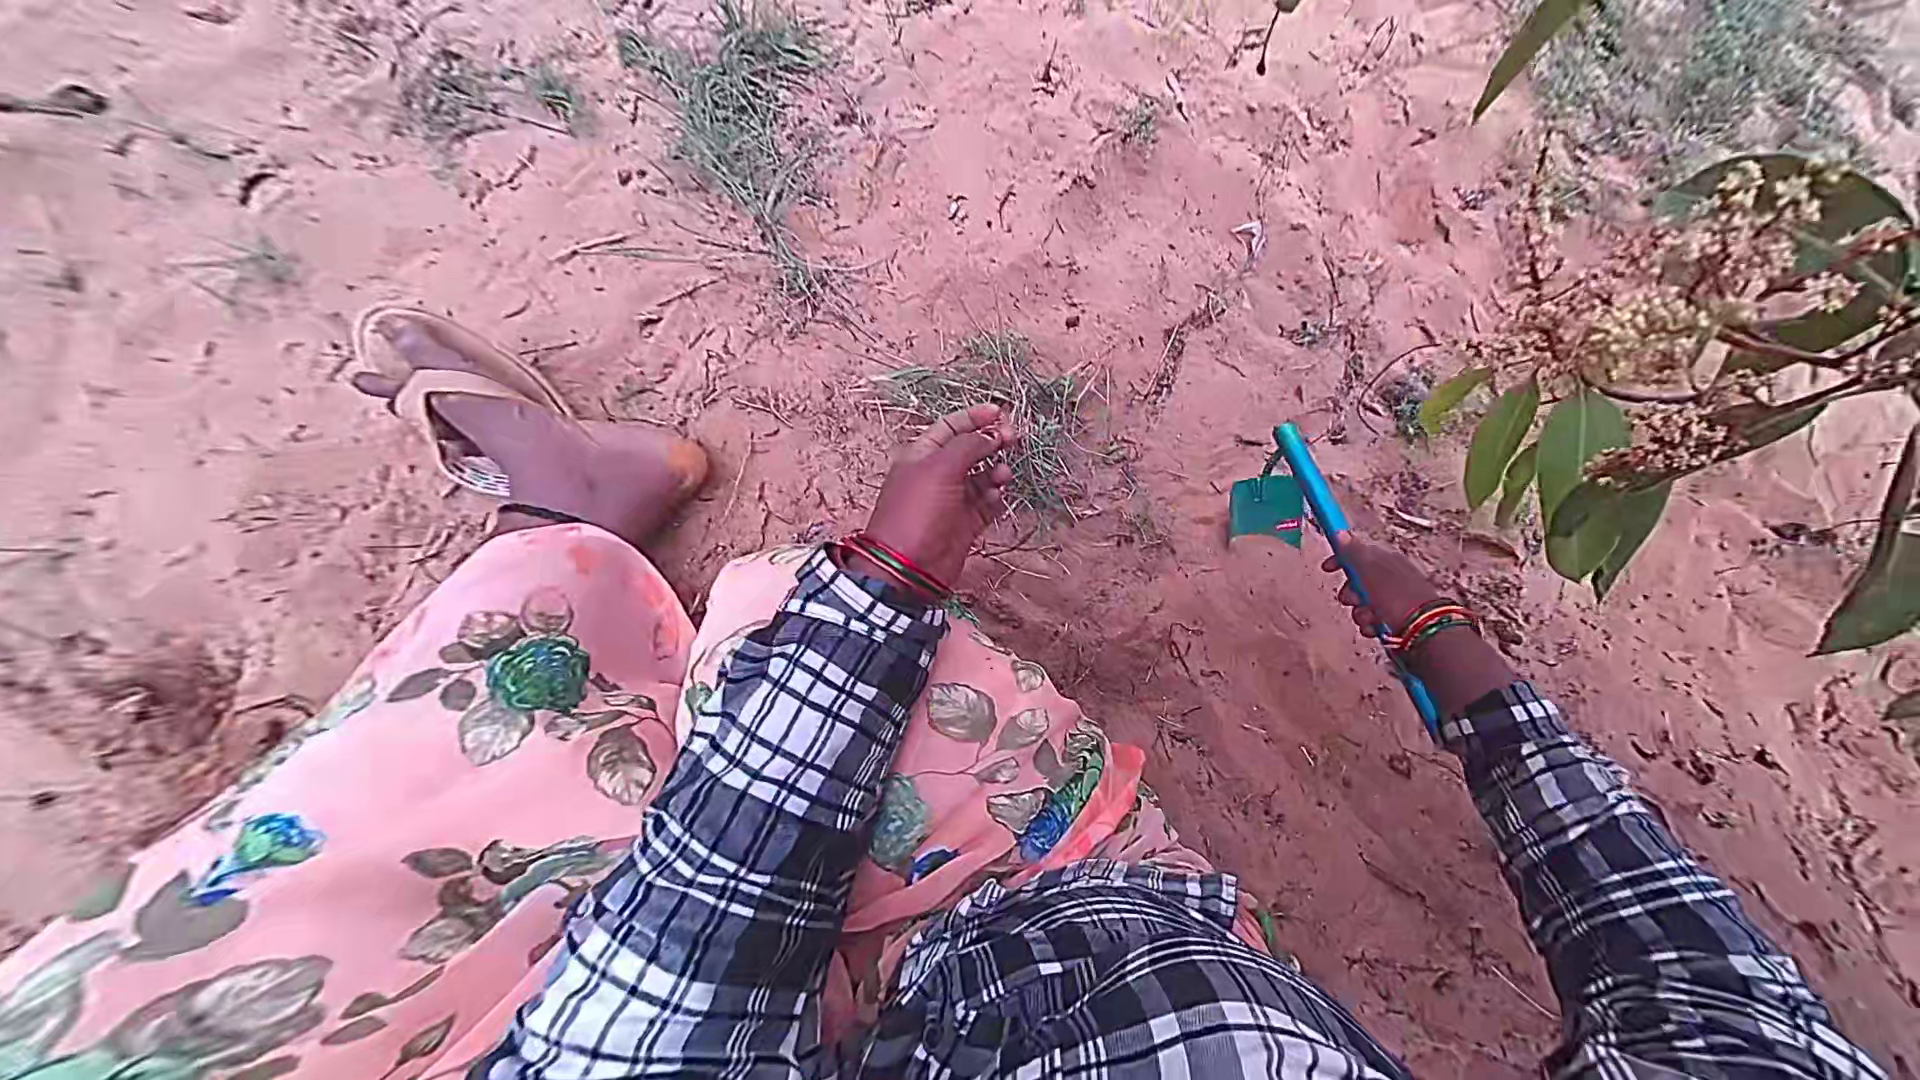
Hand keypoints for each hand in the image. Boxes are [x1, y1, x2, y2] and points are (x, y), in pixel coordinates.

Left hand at [856, 404, 1014, 588]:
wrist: (908, 567)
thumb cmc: (917, 512)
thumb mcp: (940, 469)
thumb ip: (968, 446)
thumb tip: (991, 434)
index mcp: (922, 455)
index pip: (950, 427)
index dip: (974, 418)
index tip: (1000, 413)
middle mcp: (937, 475)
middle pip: (970, 450)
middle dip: (991, 442)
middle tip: (1013, 439)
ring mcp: (952, 500)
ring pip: (981, 477)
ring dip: (995, 471)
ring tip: (1003, 475)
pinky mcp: (964, 523)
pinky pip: (986, 504)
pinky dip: (994, 498)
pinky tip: (996, 497)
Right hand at [1321, 531, 1443, 635]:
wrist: (1422, 628)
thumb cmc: (1396, 596)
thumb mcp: (1369, 569)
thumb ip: (1352, 552)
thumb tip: (1340, 533)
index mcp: (1387, 561)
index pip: (1357, 554)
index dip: (1339, 560)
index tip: (1327, 568)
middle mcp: (1391, 578)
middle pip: (1356, 582)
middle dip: (1349, 593)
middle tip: (1352, 599)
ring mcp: (1394, 599)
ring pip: (1362, 603)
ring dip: (1360, 612)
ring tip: (1369, 616)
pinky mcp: (1395, 618)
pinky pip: (1372, 619)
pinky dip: (1370, 623)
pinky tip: (1376, 626)